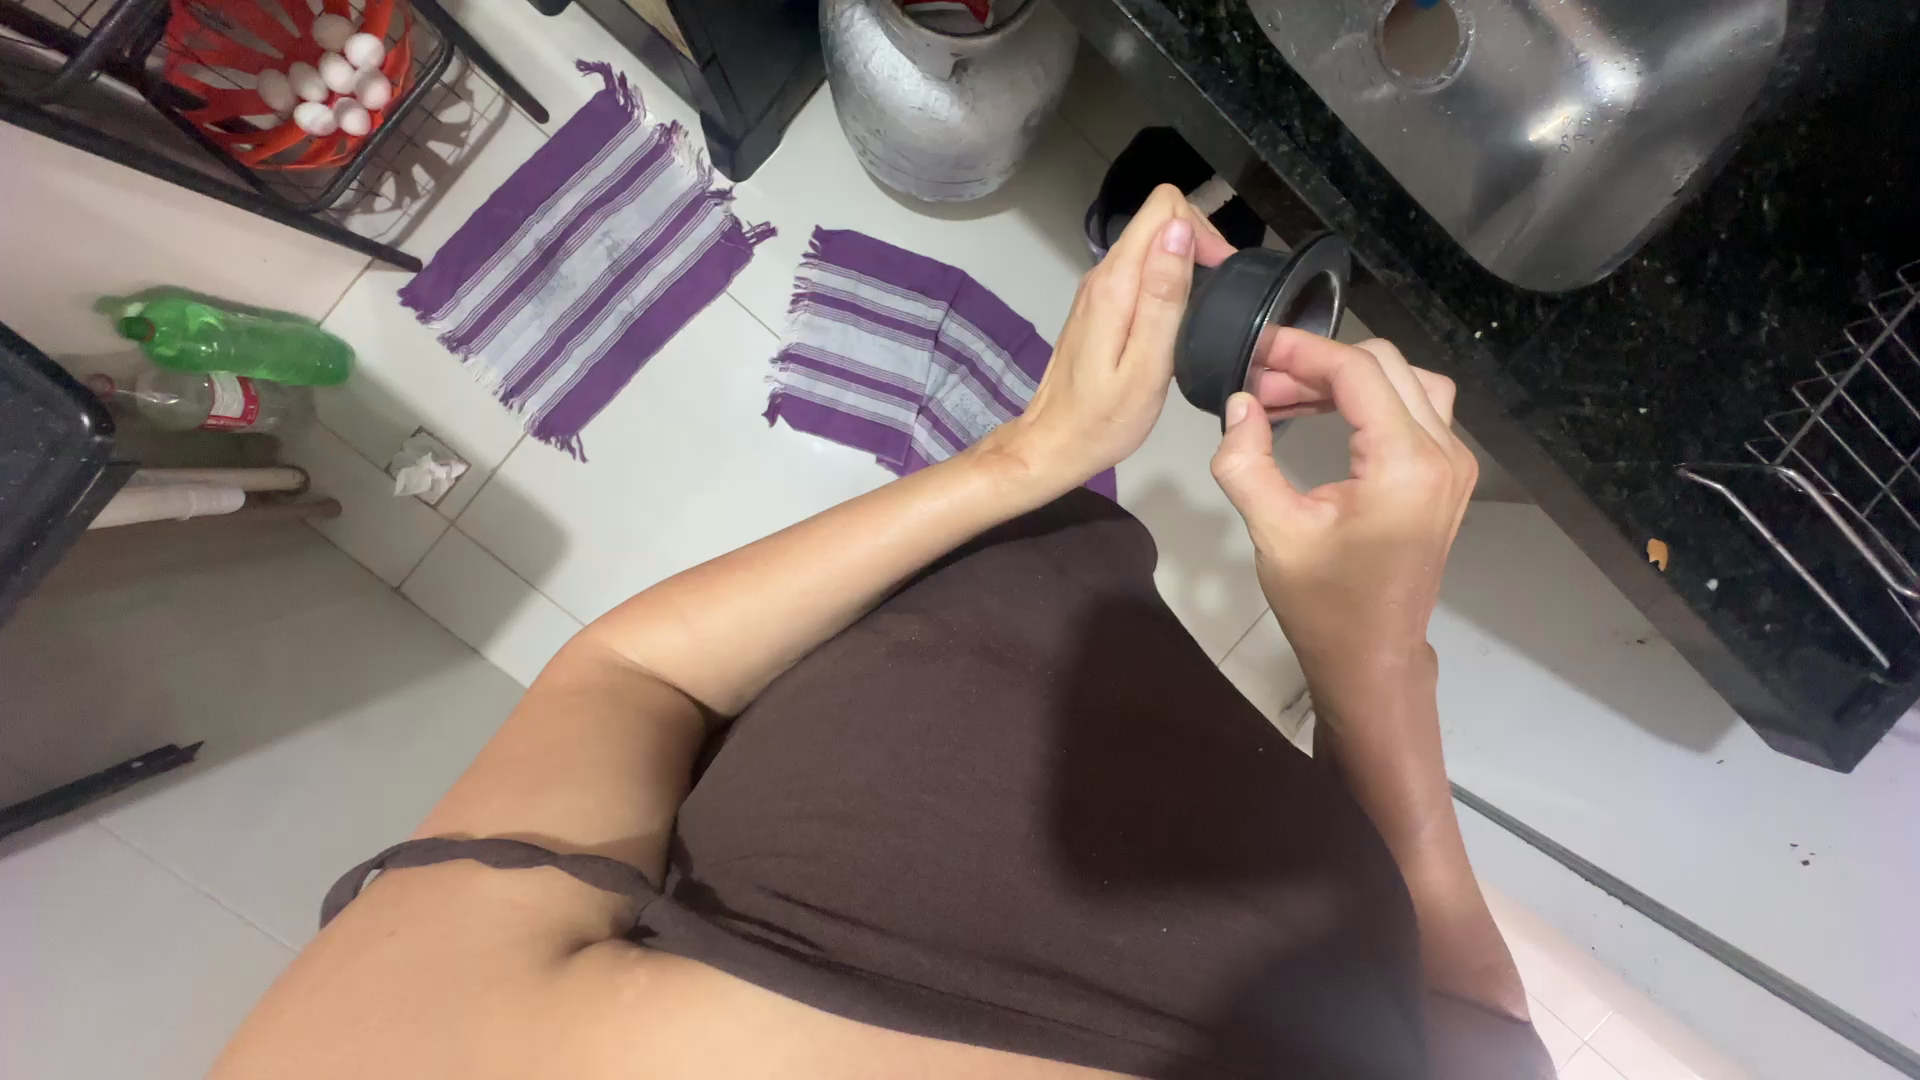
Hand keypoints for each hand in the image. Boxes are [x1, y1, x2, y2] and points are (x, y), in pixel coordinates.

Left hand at [978, 185, 1233, 488]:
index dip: (1200, 230)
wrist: (1056, 444)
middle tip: (1214, 301)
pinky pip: (1139, 276)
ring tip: (1198, 317)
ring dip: (1182, 269)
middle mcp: (1101, 278)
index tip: (1218, 275)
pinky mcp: (1098, 309)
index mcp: (1115, 284)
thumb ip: (1164, 297)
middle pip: (1157, 222)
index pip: (1163, 208)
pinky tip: (1173, 327)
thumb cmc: (1104, 420)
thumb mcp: (1147, 365)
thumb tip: (1179, 231)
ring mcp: (1096, 293)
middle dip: (1196, 246)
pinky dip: (1164, 288)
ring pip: (1150, 249)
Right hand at [1209, 331, 1475, 709]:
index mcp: (1404, 464)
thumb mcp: (1271, 532)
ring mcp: (1452, 463)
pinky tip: (1320, 415)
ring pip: (1404, 381)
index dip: (1302, 351)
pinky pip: (1412, 410)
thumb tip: (1240, 405)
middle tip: (1261, 381)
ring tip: (1284, 397)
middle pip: (1386, 364)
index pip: (1358, 372)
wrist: (1370, 653)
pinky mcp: (1445, 475)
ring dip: (1343, 378)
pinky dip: (1364, 400)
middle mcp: (1443, 452)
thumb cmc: (1322, 602)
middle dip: (1318, 361)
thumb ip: (1245, 462)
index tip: (1255, 349)